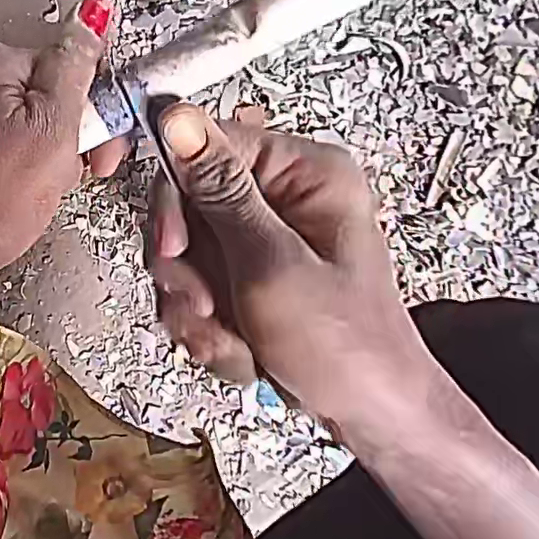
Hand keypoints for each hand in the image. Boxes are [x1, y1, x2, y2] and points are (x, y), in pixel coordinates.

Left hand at [0, 0, 115, 312]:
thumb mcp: (51, 128)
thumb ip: (75, 67)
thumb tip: (93, 11)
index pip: (73, 64)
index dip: (95, 107)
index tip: (99, 142)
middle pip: (55, 98)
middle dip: (73, 138)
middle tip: (70, 172)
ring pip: (40, 131)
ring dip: (53, 162)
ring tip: (38, 191)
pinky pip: (16, 153)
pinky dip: (28, 175)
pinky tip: (20, 198)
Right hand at [146, 102, 443, 432]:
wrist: (365, 417)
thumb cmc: (344, 345)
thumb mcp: (273, 264)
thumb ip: (220, 192)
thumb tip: (178, 121)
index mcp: (304, 173)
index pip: (206, 146)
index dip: (175, 196)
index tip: (173, 245)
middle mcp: (279, 197)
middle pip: (183, 204)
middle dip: (186, 266)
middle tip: (208, 303)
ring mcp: (257, 237)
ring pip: (179, 250)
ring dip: (191, 302)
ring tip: (227, 333)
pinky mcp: (241, 271)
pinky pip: (188, 281)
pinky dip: (200, 320)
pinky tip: (232, 342)